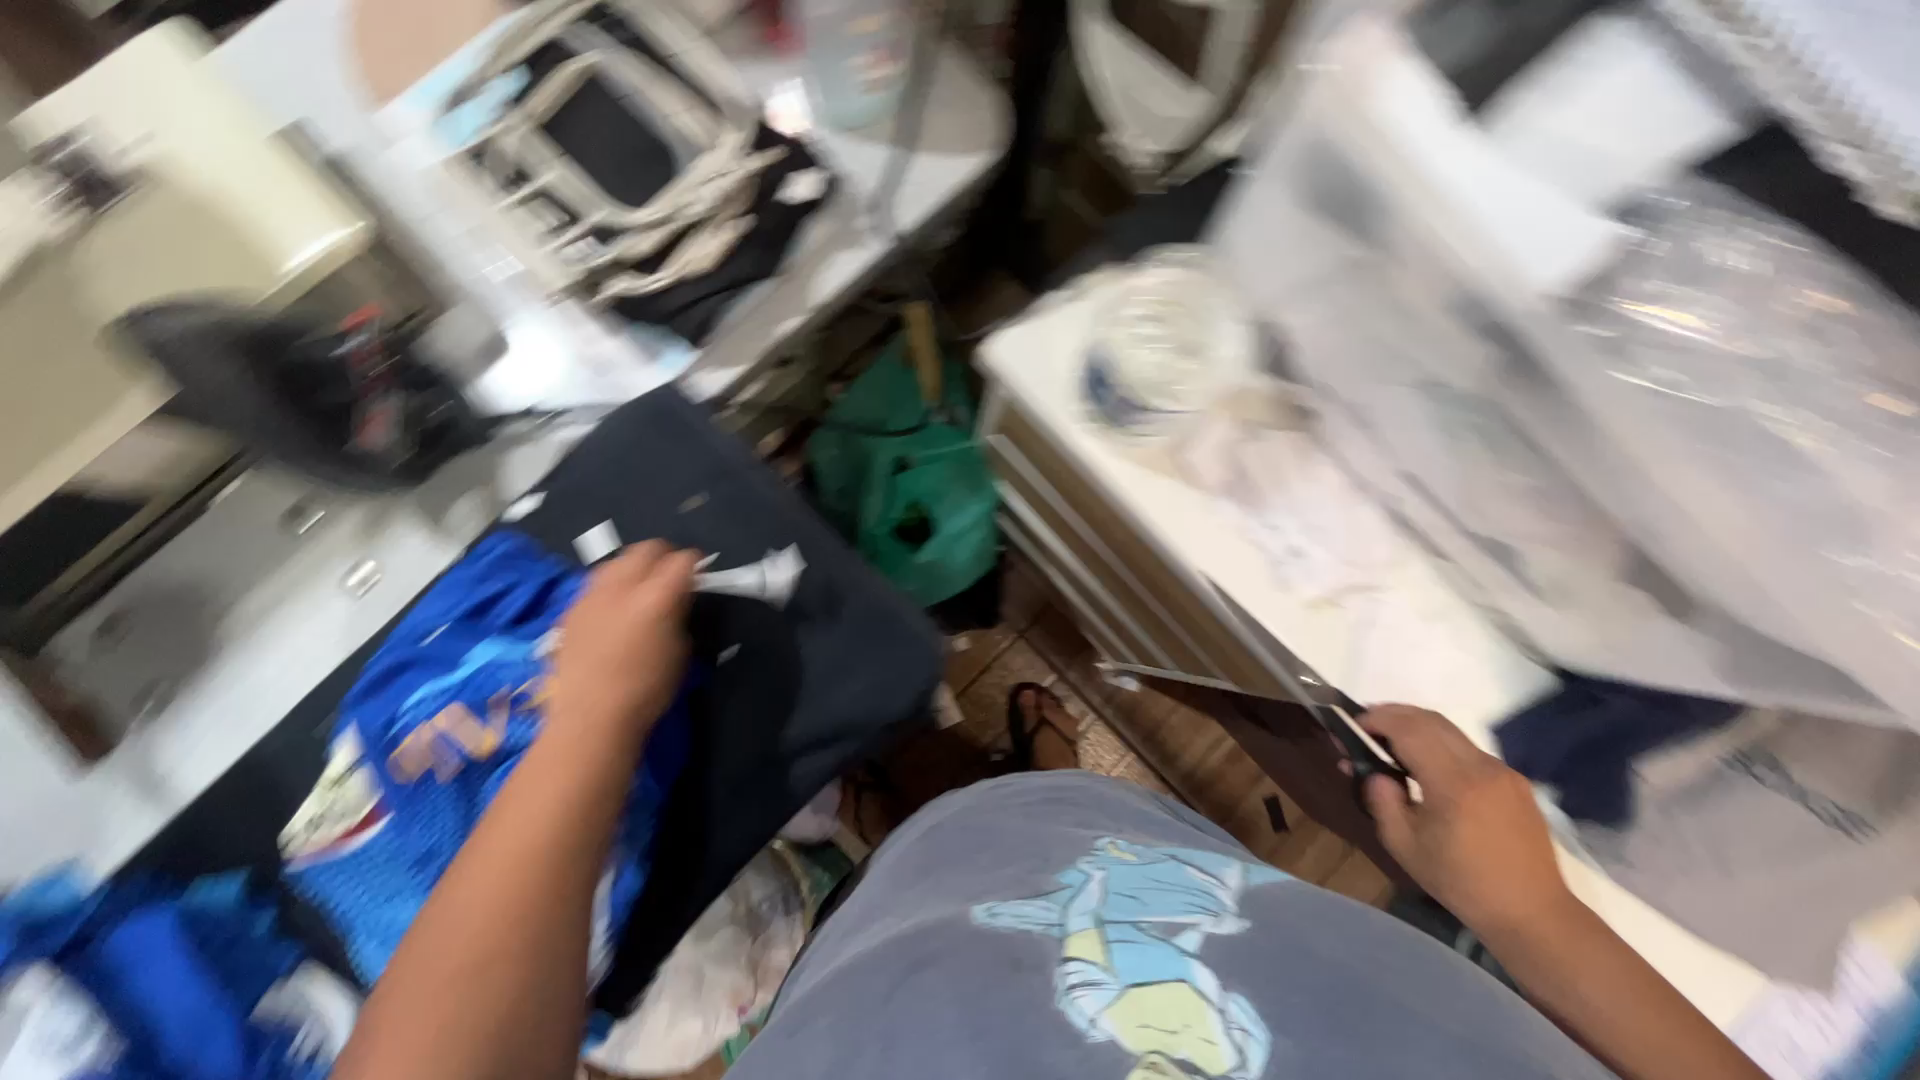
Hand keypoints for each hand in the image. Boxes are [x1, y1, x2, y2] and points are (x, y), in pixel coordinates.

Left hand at [546, 540, 699, 750]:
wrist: (590, 716)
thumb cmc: (647, 690)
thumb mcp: (679, 651)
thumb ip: (678, 615)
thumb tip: (676, 600)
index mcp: (657, 597)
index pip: (683, 560)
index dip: (695, 563)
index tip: (698, 573)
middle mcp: (622, 587)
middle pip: (646, 549)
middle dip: (663, 555)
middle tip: (671, 575)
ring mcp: (591, 596)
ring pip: (615, 562)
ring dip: (633, 568)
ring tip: (639, 588)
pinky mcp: (570, 610)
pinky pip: (594, 586)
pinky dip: (609, 589)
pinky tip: (612, 609)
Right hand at [1358, 704, 1574, 936]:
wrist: (1531, 911)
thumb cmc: (1460, 883)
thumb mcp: (1404, 846)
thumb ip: (1381, 801)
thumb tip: (1373, 772)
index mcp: (1453, 784)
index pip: (1409, 729)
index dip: (1377, 719)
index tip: (1353, 726)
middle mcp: (1482, 767)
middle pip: (1431, 720)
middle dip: (1393, 714)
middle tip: (1366, 725)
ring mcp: (1503, 772)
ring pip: (1451, 731)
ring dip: (1417, 727)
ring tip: (1391, 742)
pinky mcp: (1514, 782)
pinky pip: (1469, 750)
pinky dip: (1439, 744)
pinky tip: (1427, 766)